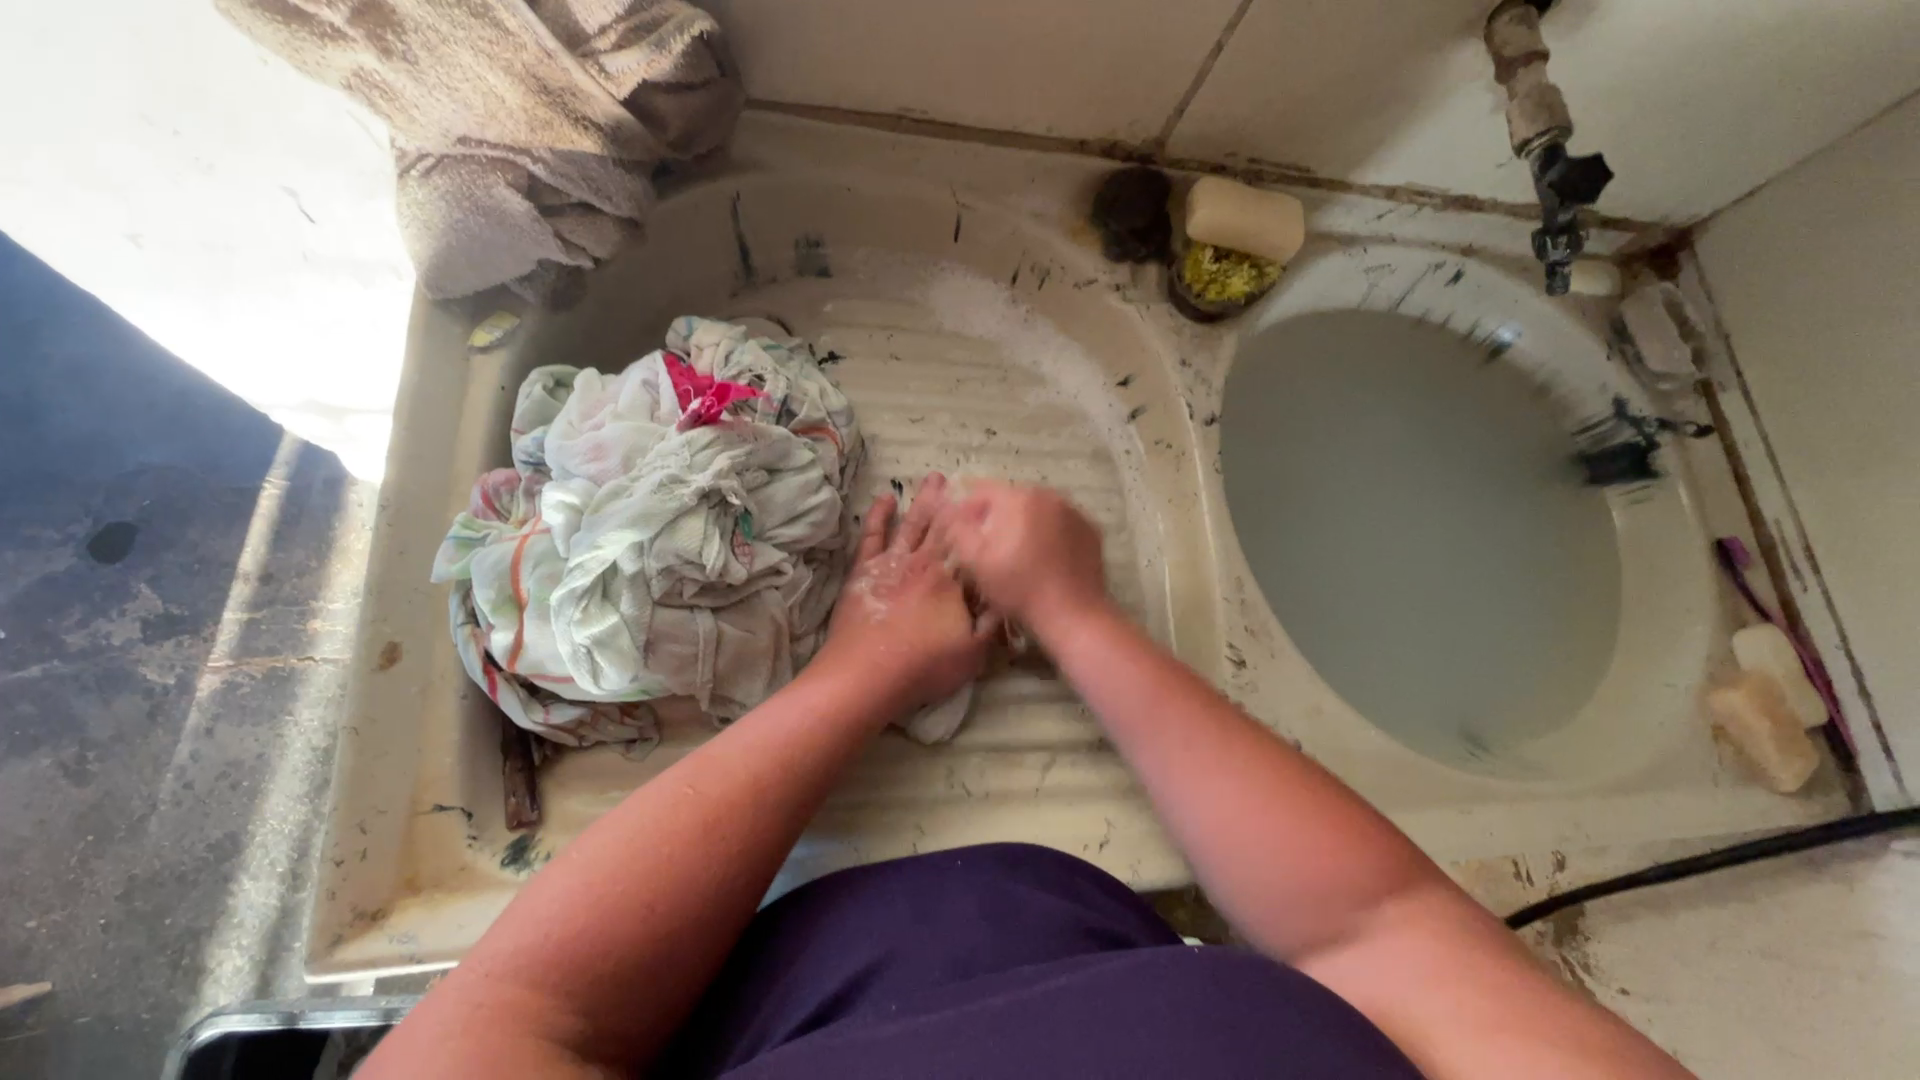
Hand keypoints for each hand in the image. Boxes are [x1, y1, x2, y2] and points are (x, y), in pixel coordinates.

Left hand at [814, 473, 992, 714]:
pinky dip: (879, 515)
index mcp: (952, 579)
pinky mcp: (863, 571)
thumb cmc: (924, 666)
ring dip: (923, 500)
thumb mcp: (974, 652)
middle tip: (961, 478)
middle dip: (953, 502)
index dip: (979, 522)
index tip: (988, 500)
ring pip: (912, 524)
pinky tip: (885, 499)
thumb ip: (992, 622)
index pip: (970, 544)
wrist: (866, 675)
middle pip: (942, 526)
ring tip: (933, 478)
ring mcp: (891, 564)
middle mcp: (924, 563)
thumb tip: (1004, 596)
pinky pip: (873, 535)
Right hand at [932, 481, 1109, 632]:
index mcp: (1019, 497)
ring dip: (1022, 524)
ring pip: (1037, 510)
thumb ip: (957, 527)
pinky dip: (1048, 533)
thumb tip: (944, 504)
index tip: (961, 533)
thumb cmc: (1019, 588)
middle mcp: (1049, 494)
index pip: (981, 490)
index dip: (965, 509)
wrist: (1073, 614)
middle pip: (1011, 498)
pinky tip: (1044, 559)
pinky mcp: (1091, 530)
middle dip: (995, 516)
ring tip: (1016, 555)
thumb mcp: (976, 562)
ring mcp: (1074, 511)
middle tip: (987, 547)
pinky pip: (1060, 523)